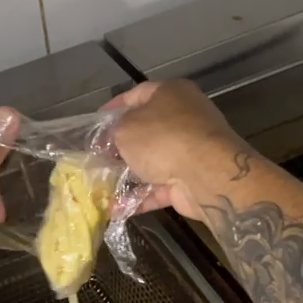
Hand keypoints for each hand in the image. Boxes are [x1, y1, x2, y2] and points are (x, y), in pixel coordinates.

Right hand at [103, 80, 254, 219]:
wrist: (207, 175)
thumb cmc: (163, 139)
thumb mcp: (125, 129)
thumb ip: (113, 132)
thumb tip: (110, 142)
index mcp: (171, 94)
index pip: (137, 94)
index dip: (114, 106)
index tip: (95, 121)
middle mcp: (183, 118)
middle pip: (145, 130)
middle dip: (119, 146)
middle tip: (96, 156)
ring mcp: (189, 151)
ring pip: (151, 162)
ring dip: (127, 175)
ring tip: (101, 185)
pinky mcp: (189, 180)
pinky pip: (158, 188)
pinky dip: (138, 197)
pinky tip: (115, 208)